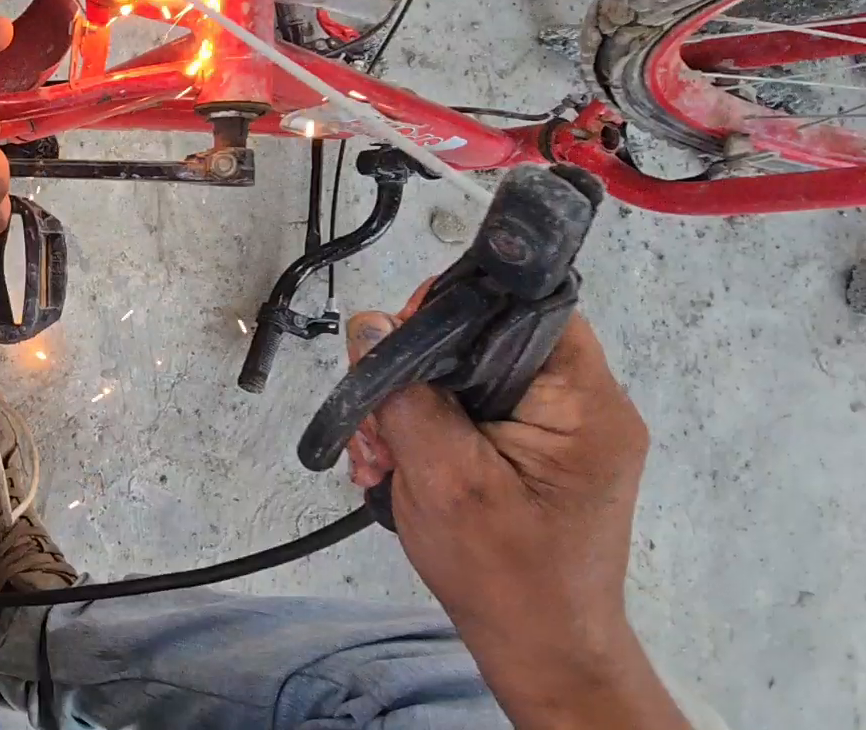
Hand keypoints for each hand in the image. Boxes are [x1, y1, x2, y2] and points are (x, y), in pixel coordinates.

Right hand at [345, 300, 686, 728]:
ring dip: (400, 408)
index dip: (457, 304)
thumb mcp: (442, 474)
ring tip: (374, 455)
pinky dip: (415, 431)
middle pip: (477, 344)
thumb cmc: (501, 567)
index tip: (394, 331)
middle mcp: (575, 406)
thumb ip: (405, 392)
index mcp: (582, 403)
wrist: (535, 648)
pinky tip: (385, 463)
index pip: (528, 310)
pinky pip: (458, 412)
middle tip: (371, 415)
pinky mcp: (522, 450)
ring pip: (456, 379)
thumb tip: (370, 324)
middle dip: (408, 371)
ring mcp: (549, 430)